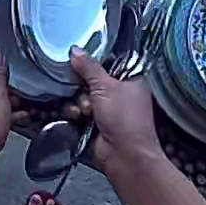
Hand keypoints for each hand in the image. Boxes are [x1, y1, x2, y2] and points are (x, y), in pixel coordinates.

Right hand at [67, 47, 164, 174]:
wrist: (125, 156)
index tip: (78, 60)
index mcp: (130, 79)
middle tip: (82, 89)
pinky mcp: (94, 121)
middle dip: (82, 84)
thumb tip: (74, 49)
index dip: (93, 60)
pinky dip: (75, 112)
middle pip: (90, 78)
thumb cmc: (123, 118)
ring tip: (84, 110)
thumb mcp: (106, 87)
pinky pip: (78, 108)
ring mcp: (107, 107)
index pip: (109, 61)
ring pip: (81, 93)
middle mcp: (119, 92)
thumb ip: (88, 67)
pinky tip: (78, 117)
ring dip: (79, 101)